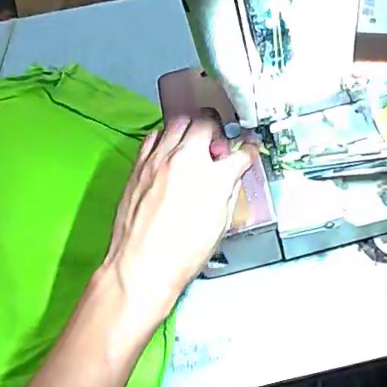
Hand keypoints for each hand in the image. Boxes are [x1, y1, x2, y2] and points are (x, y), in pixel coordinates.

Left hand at [98, 114, 252, 329]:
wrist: (142, 265)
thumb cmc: (180, 253)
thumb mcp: (220, 223)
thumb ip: (228, 191)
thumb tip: (231, 178)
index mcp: (215, 177)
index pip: (240, 153)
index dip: (247, 152)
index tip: (246, 153)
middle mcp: (187, 161)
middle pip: (207, 123)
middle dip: (218, 130)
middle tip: (218, 144)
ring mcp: (160, 160)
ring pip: (179, 121)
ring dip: (191, 127)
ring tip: (194, 142)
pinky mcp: (139, 166)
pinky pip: (154, 136)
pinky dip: (165, 137)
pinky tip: (169, 150)